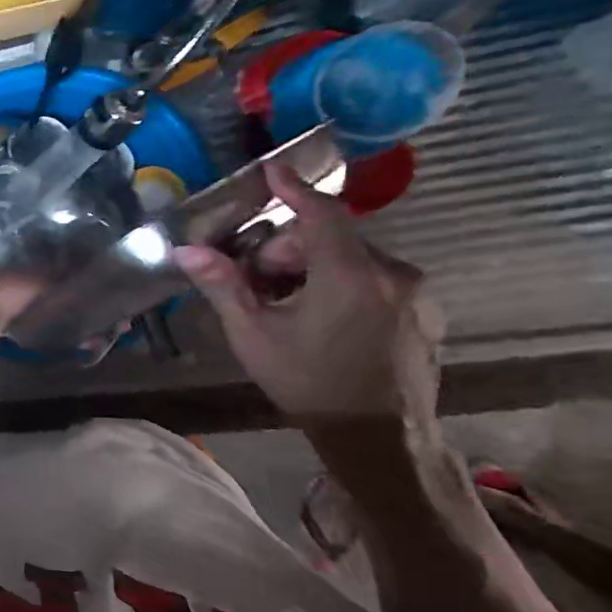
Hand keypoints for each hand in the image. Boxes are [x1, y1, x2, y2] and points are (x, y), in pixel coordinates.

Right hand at [173, 163, 442, 422]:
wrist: (381, 441)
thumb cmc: (310, 385)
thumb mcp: (254, 336)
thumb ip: (223, 285)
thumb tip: (185, 251)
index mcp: (348, 275)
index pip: (320, 213)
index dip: (292, 188)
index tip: (269, 170)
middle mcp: (391, 273)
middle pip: (330, 238)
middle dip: (288, 250)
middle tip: (257, 282)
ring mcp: (415, 292)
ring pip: (353, 258)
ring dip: (315, 267)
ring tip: (288, 305)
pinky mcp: (426, 311)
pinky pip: (377, 278)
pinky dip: (344, 282)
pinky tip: (325, 319)